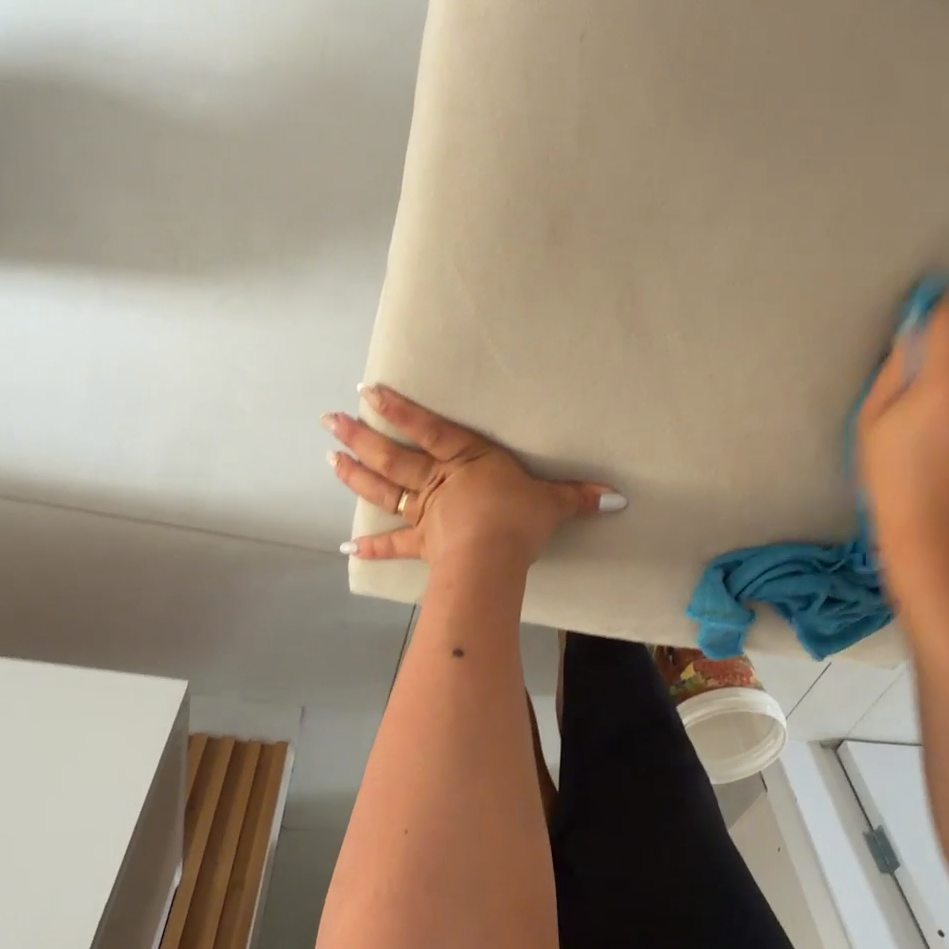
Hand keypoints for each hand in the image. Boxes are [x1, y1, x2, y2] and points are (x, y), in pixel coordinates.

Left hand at [324, 384, 625, 566]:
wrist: (493, 559)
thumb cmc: (517, 520)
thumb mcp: (552, 503)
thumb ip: (579, 496)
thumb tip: (619, 496)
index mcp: (466, 459)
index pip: (427, 426)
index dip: (397, 408)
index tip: (367, 389)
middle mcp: (438, 481)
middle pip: (392, 455)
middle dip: (359, 436)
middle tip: (329, 419)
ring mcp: (425, 513)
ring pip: (383, 489)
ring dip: (355, 475)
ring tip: (330, 456)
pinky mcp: (422, 545)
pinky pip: (393, 545)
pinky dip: (371, 547)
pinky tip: (346, 547)